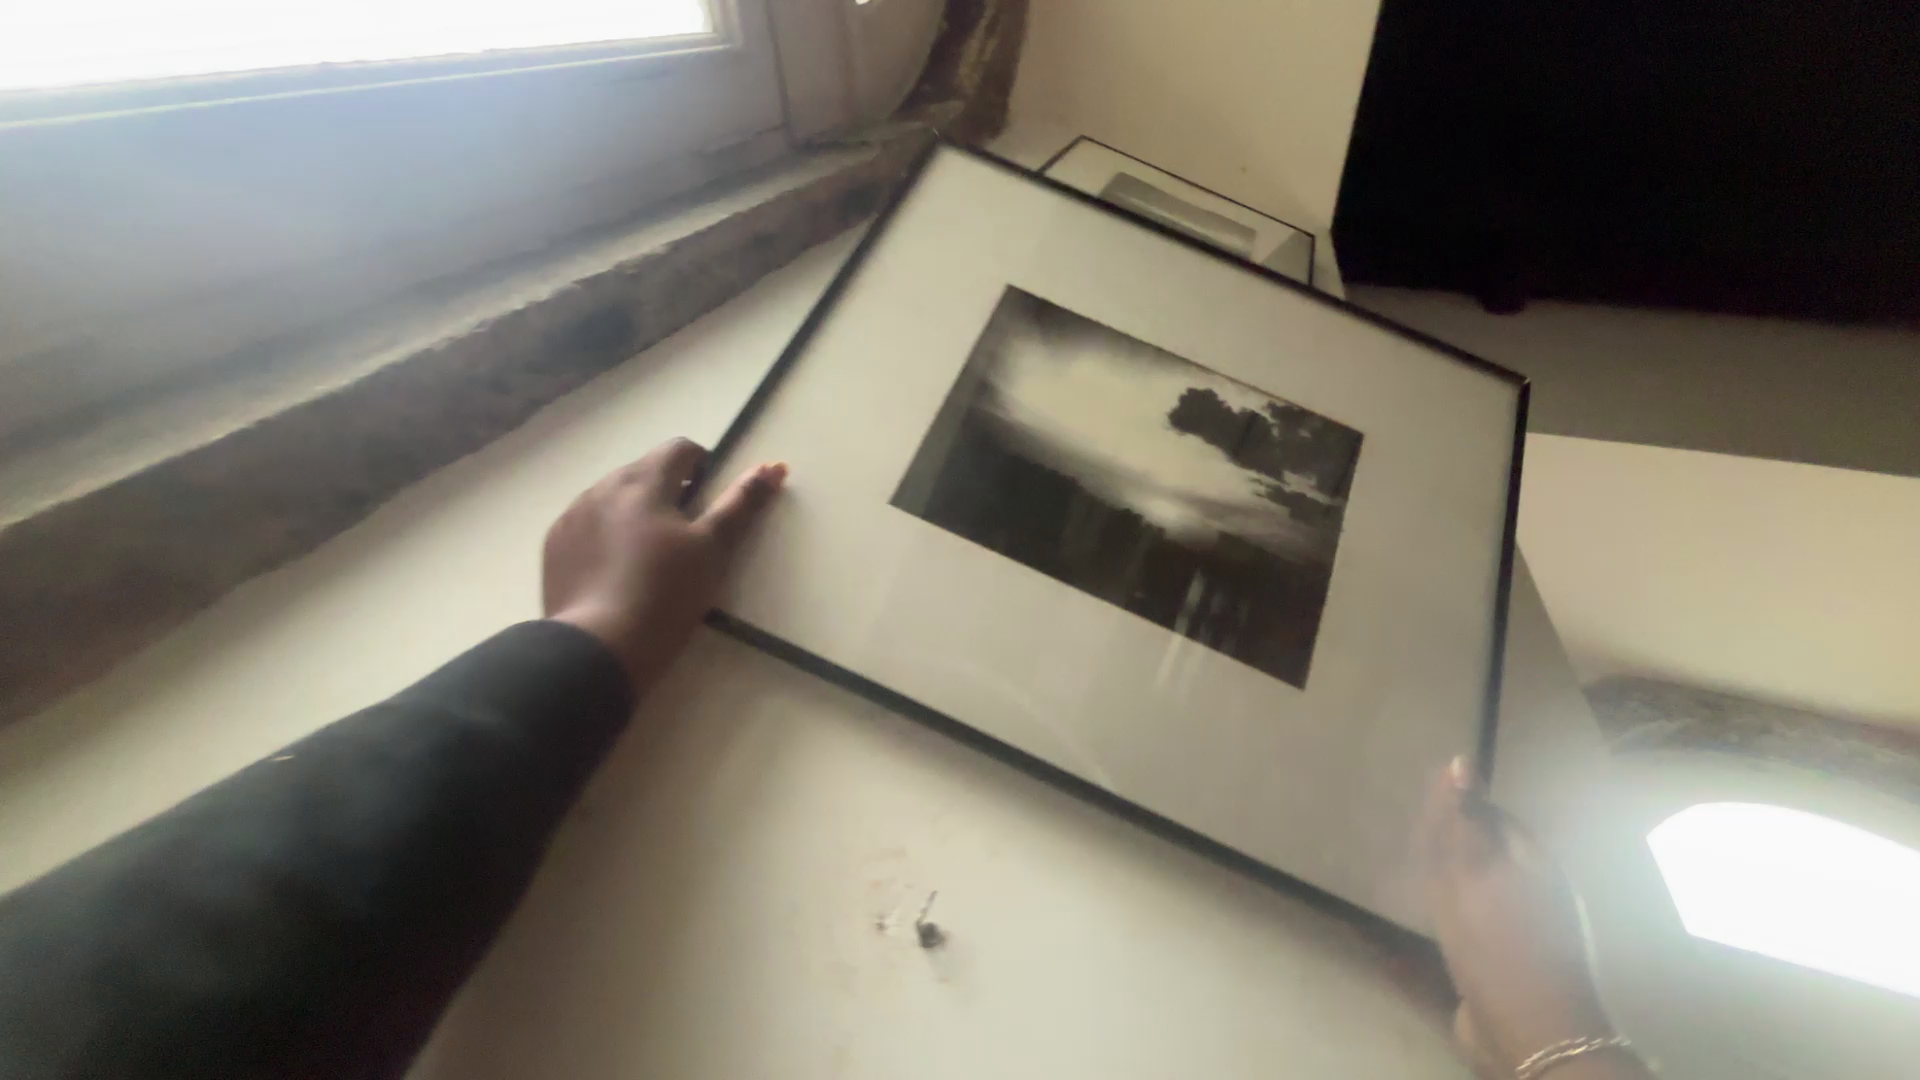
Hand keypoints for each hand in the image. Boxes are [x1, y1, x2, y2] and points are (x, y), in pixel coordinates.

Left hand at [542, 438, 785, 691]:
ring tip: (653, 556)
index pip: (679, 449)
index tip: (712, 499)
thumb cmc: (667, 593)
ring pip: (614, 498)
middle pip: (645, 471)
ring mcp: (573, 516)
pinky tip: (620, 572)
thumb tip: (773, 467)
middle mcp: (602, 488)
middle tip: (689, 535)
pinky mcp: (555, 547)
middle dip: (670, 490)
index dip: (703, 465)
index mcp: (643, 481)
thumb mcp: (714, 548)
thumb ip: (742, 503)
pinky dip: (608, 535)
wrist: (600, 648)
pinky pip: (588, 525)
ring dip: (637, 511)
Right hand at [1422, 760, 1615, 1078]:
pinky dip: (1444, 906)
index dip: (1460, 803)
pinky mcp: (1497, 958)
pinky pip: (1467, 918)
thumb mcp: (1477, 870)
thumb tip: (1461, 761)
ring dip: (1444, 871)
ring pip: (1474, 883)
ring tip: (1408, 862)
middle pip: (1484, 848)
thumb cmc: (1502, 942)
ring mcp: (1516, 927)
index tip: (1420, 794)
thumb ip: (1464, 818)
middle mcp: (1529, 890)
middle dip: (1451, 836)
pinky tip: (1422, 907)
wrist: (1527, 1032)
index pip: (1492, 816)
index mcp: (1532, 864)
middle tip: (1408, 827)